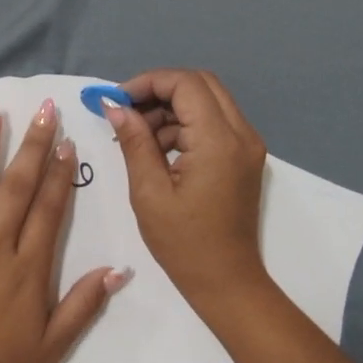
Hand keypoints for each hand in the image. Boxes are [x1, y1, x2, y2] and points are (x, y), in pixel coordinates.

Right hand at [105, 70, 271, 305]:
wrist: (225, 280)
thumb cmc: (182, 242)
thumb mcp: (149, 192)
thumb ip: (135, 143)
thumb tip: (116, 108)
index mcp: (218, 141)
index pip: (186, 84)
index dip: (148, 82)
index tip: (116, 100)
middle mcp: (241, 134)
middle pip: (201, 85)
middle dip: (159, 90)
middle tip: (125, 112)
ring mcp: (246, 146)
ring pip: (208, 102)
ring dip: (171, 109)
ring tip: (136, 136)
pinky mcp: (243, 158)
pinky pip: (214, 123)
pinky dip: (184, 125)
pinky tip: (157, 149)